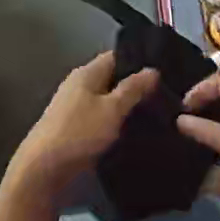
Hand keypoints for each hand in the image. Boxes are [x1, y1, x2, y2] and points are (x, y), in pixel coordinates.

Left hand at [6, 52, 156, 197]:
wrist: (47, 163)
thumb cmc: (80, 131)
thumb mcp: (111, 108)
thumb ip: (132, 89)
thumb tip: (152, 69)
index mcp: (86, 73)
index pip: (115, 57)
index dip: (139, 60)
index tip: (168, 68)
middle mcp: (79, 84)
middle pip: (113, 78)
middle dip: (138, 84)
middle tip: (172, 94)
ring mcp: (76, 104)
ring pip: (109, 98)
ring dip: (130, 104)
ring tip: (164, 111)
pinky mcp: (78, 124)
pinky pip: (104, 114)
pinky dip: (120, 118)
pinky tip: (140, 127)